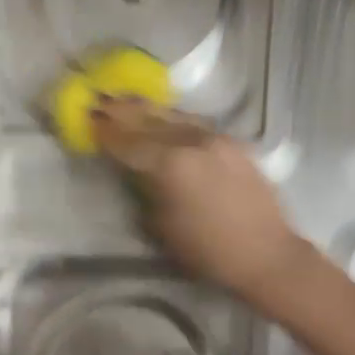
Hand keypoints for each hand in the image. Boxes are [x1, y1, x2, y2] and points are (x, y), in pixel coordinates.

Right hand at [91, 97, 308, 304]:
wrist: (267, 254)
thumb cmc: (208, 253)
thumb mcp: (162, 229)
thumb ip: (145, 194)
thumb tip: (137, 176)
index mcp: (170, 164)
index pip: (128, 142)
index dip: (106, 132)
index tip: (88, 118)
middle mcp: (192, 141)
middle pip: (150, 120)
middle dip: (123, 111)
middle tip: (100, 99)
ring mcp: (216, 139)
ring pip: (175, 116)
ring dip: (149, 109)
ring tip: (128, 101)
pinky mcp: (234, 144)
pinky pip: (196, 124)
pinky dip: (174, 120)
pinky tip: (166, 119)